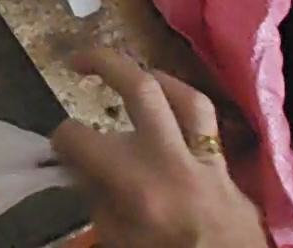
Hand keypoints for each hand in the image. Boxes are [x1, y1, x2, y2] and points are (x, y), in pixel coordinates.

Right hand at [52, 49, 267, 247]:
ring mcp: (210, 168)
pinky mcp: (232, 178)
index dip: (60, 138)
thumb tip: (80, 165)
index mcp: (137, 185)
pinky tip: (165, 123)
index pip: (78, 136)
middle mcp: (174, 163)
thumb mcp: (117, 239)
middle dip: (102, 62)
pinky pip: (210, 134)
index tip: (60, 150)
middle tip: (77, 62)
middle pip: (141, 87)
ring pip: (188, 99)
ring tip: (130, 76)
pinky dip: (183, 121)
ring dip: (154, 80)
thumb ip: (95, 195)